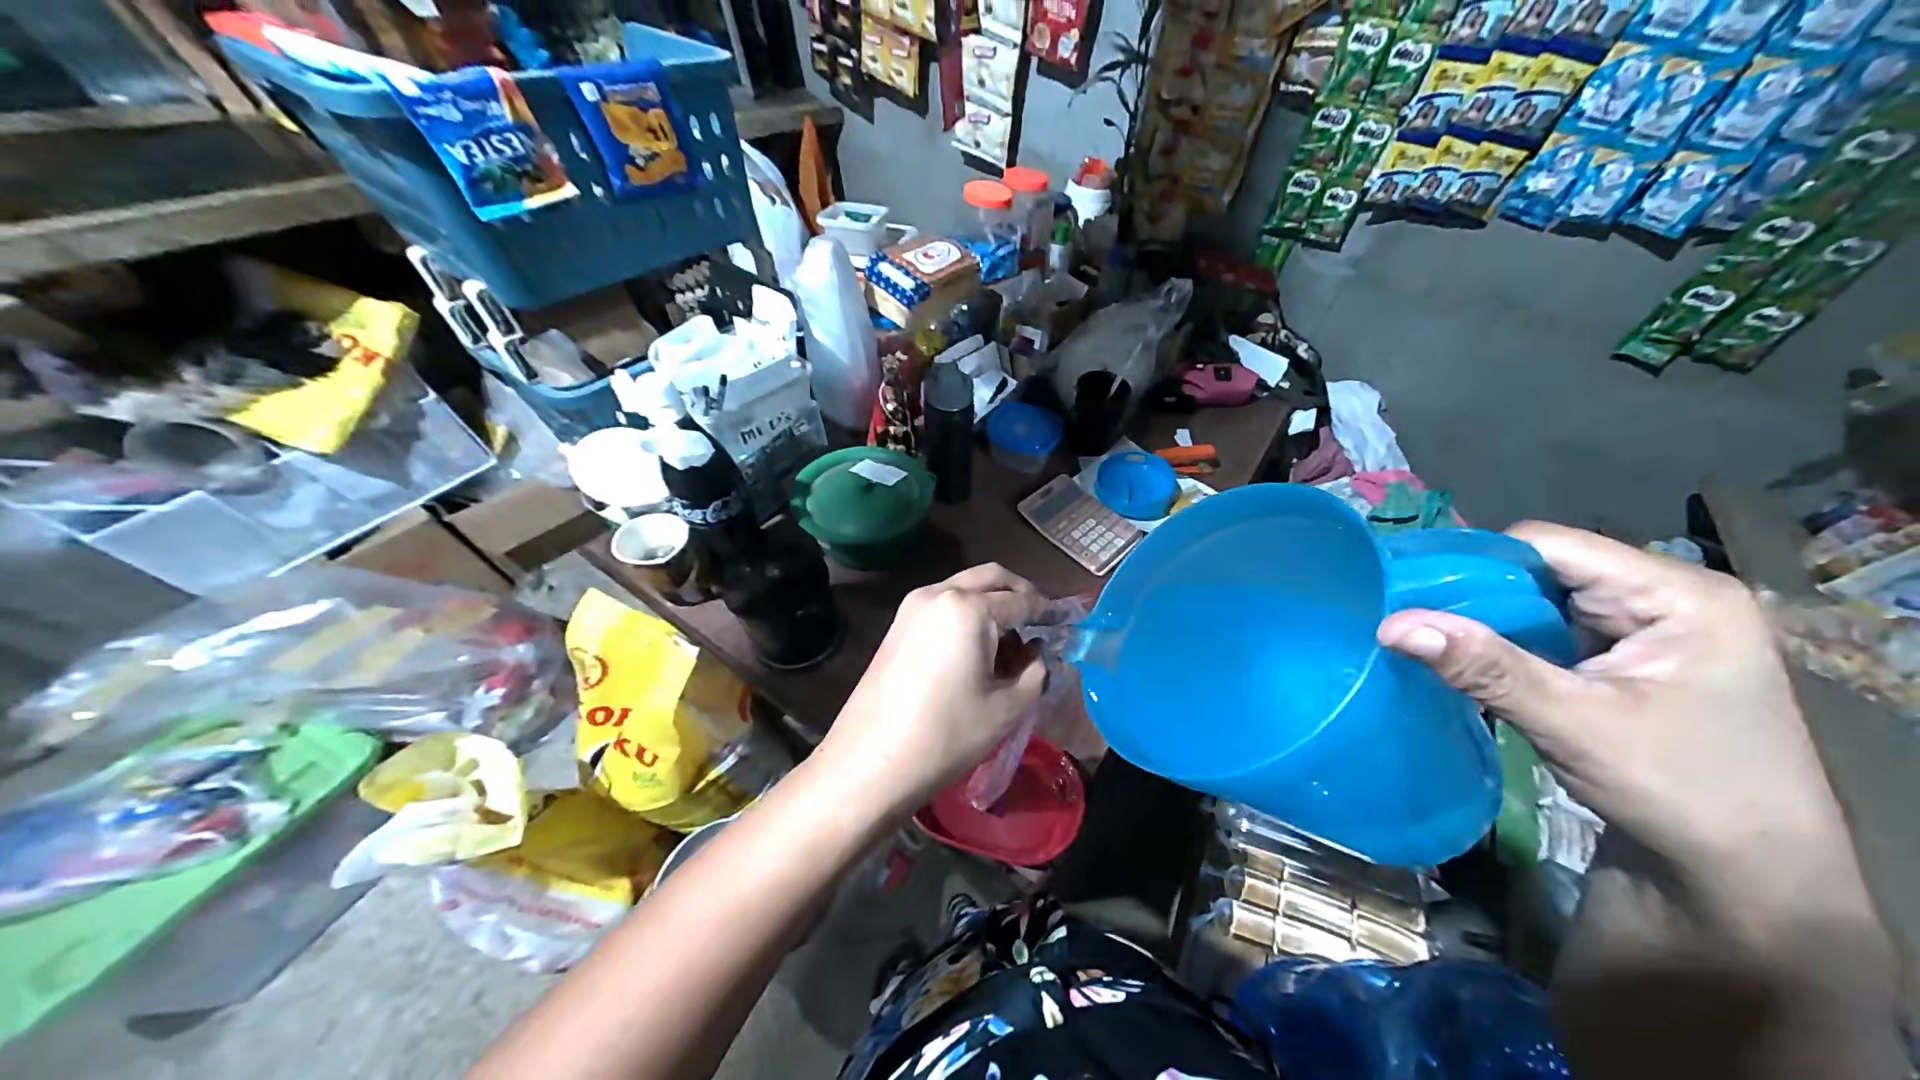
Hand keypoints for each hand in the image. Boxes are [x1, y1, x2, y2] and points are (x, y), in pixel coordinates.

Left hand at [811, 564, 1047, 817]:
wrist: (872, 761)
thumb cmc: (947, 734)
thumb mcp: (1007, 706)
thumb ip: (1035, 670)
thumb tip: (1037, 651)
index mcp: (968, 608)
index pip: (1021, 600)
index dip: (1048, 611)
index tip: (1066, 621)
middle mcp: (939, 593)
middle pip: (990, 578)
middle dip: (1020, 593)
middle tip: (1041, 619)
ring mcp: (912, 606)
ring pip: (964, 588)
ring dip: (991, 601)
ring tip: (1010, 640)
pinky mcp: (897, 625)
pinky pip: (942, 604)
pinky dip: (966, 613)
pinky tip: (977, 646)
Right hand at [1376, 523, 1864, 920]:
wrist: (1749, 882)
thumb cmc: (1682, 792)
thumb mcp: (1574, 724)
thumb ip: (1485, 667)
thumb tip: (1391, 624)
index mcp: (1678, 594)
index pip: (1550, 546)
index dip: (1476, 563)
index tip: (1410, 590)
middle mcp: (1665, 599)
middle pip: (1542, 571)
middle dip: (1476, 596)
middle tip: (1409, 618)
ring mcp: (1647, 632)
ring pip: (1540, 603)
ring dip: (1488, 624)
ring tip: (1429, 640)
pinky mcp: (1625, 663)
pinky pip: (1548, 634)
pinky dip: (1506, 646)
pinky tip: (1470, 664)